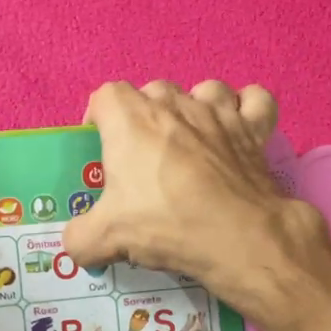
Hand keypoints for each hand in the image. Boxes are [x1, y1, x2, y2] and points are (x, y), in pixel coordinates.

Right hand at [62, 81, 330, 326]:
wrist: (237, 236)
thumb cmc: (164, 223)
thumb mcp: (102, 238)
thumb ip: (79, 236)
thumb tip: (75, 241)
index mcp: (130, 120)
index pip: (105, 96)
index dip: (99, 117)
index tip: (100, 146)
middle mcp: (174, 105)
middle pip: (151, 91)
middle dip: (143, 115)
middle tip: (142, 155)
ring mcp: (218, 112)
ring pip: (203, 89)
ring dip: (194, 107)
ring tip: (189, 138)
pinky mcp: (254, 128)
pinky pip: (254, 99)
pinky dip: (246, 109)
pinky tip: (237, 128)